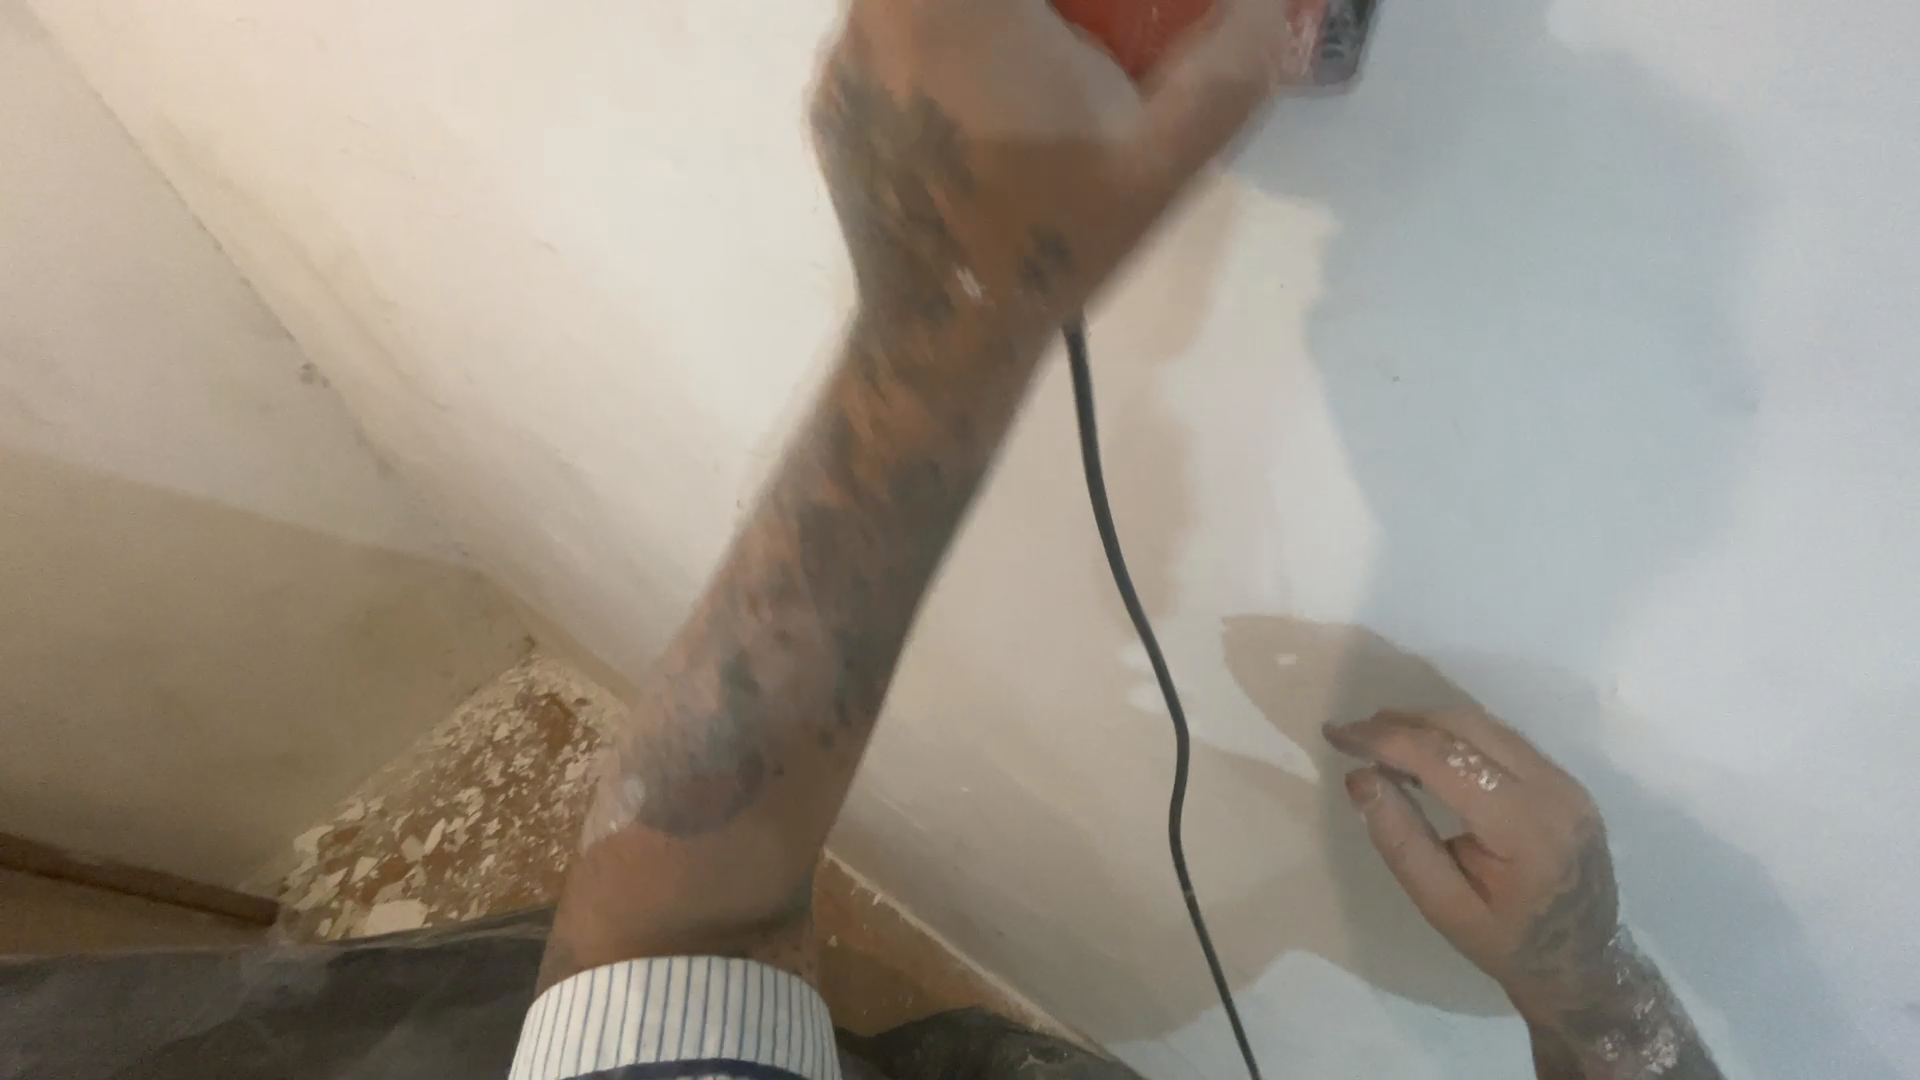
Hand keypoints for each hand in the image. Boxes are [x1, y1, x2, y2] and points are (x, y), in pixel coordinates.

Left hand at [810, 0, 1328, 349]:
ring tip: (1013, 87)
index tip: (1086, 25)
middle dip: (1026, 15)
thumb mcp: (1157, 167)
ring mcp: (841, 60)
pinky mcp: (826, 108)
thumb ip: (1227, 71)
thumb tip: (1270, 11)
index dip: (1065, 8)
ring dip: (974, 24)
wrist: (946, 340)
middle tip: (1060, 41)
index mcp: (955, 1)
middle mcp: (877, 8)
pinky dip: (927, 57)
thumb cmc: (1047, 250)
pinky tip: (965, 122)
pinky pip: (882, 41)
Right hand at [1324, 708, 1623, 1018]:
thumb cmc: (1506, 940)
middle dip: (1398, 724)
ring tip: (1379, 743)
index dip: (1383, 739)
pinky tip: (1421, 753)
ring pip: (1478, 723)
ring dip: (1421, 724)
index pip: (1443, 758)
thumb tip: (1358, 777)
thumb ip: (1400, 840)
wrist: (1586, 964)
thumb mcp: (1440, 904)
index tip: (1336, 735)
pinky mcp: (1561, 779)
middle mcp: (1553, 791)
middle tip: (1351, 737)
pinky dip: (1448, 734)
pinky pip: (1495, 736)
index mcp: (1525, 828)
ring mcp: (1563, 781)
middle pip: (1462, 727)